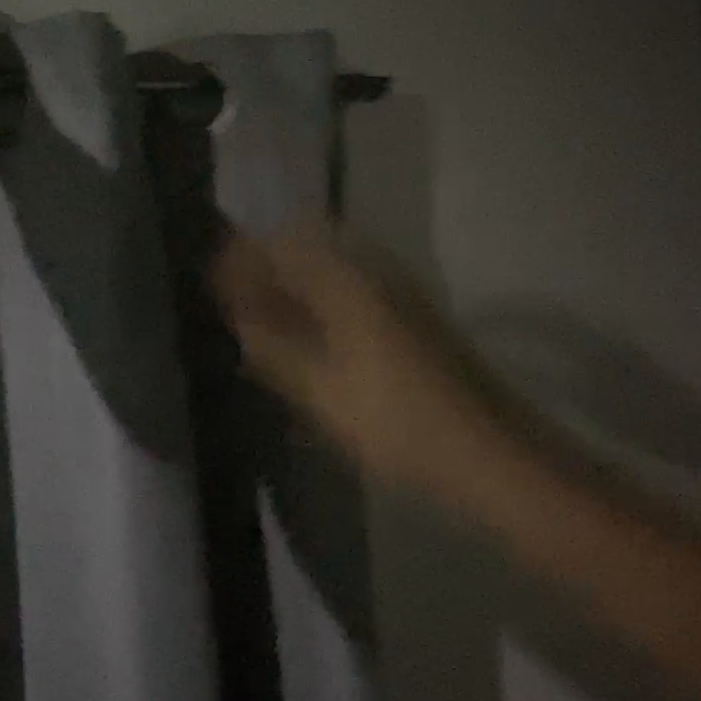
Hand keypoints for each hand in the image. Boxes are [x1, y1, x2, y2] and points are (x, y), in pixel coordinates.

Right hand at [212, 221, 512, 496]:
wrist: (494, 457)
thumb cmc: (397, 422)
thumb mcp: (318, 390)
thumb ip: (269, 345)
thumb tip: (233, 314)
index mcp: (346, 280)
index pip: (275, 244)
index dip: (235, 257)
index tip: (205, 277)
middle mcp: (372, 270)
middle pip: (303, 243)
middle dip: (262, 261)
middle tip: (231, 298)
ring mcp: (397, 289)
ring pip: (327, 262)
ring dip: (290, 278)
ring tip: (260, 317)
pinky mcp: (410, 314)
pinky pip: (348, 283)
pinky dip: (317, 295)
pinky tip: (305, 333)